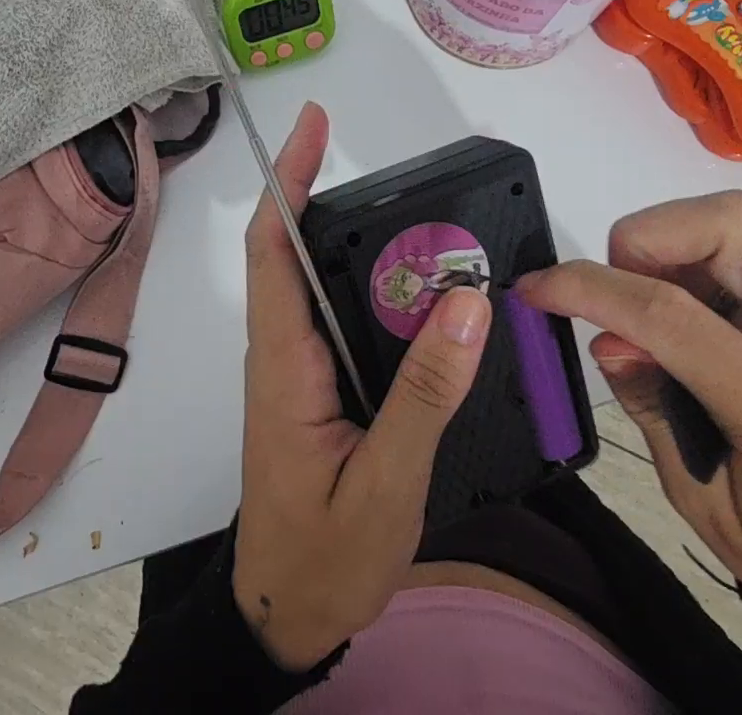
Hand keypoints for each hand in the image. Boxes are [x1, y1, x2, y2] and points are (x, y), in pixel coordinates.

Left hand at [233, 103, 490, 669]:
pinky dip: (383, 298)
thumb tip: (466, 304)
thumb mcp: (385, 482)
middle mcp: (285, 356)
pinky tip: (429, 302)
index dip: (289, 183)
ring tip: (437, 235)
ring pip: (328, 290)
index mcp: (284, 367)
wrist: (286, 612)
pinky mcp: (319, 392)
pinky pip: (347, 326)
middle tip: (414, 183)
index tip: (315, 128)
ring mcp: (300, 374)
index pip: (274, 252)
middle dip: (340, 204)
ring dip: (370, 253)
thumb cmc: (323, 557)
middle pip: (300, 257)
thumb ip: (424, 394)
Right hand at [516, 191, 741, 619]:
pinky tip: (665, 314)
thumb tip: (606, 338)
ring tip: (635, 303)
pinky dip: (682, 259)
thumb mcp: (698, 501)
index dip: (589, 290)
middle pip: (729, 225)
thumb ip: (649, 406)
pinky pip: (739, 252)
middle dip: (644, 236)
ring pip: (736, 222)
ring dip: (663, 241)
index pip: (673, 316)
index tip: (532, 290)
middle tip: (612, 290)